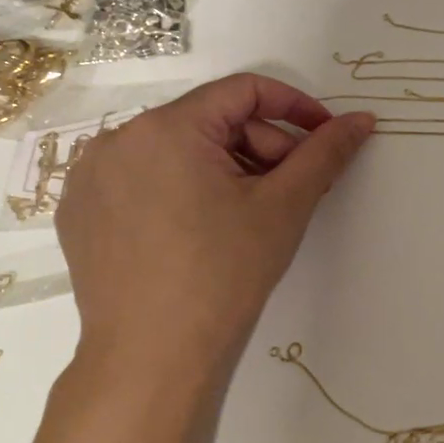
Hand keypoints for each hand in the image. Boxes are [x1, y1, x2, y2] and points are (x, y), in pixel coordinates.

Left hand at [55, 74, 374, 384]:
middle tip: (294, 188)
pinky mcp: (81, 212)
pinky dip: (187, 188)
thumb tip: (362, 119)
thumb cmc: (226, 269)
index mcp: (166, 129)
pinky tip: (207, 229)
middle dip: (263, 146)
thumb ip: (327, 151)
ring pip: (181, 150)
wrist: (153, 351)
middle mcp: (117, 141)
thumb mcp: (287, 203)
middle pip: (212, 121)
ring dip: (229, 167)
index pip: (244, 91)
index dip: (296, 107)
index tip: (327, 137)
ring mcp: (91, 177)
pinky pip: (146, 178)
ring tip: (254, 213)